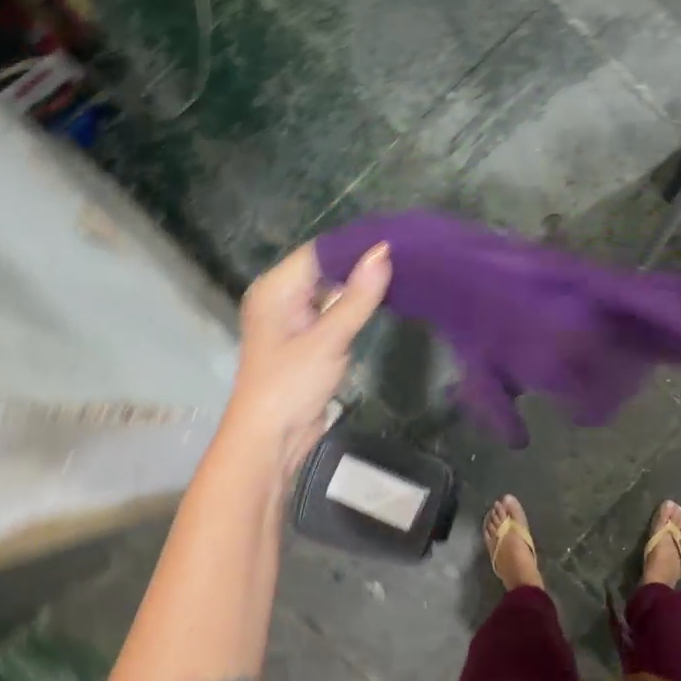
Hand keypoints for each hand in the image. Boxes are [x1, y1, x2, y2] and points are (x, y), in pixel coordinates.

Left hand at [223, 241, 391, 449]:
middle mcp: (281, 299)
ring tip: (404, 275)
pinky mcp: (307, 341)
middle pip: (325, 270)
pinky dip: (354, 310)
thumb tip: (384, 252)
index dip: (354, 246)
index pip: (319, 252)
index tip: (396, 241)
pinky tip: (384, 304)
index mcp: (275, 290)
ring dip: (360, 289)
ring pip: (331, 293)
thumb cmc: (291, 385)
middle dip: (361, 266)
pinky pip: (333, 315)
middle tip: (408, 258)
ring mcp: (294, 321)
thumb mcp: (328, 340)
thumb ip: (357, 297)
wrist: (272, 439)